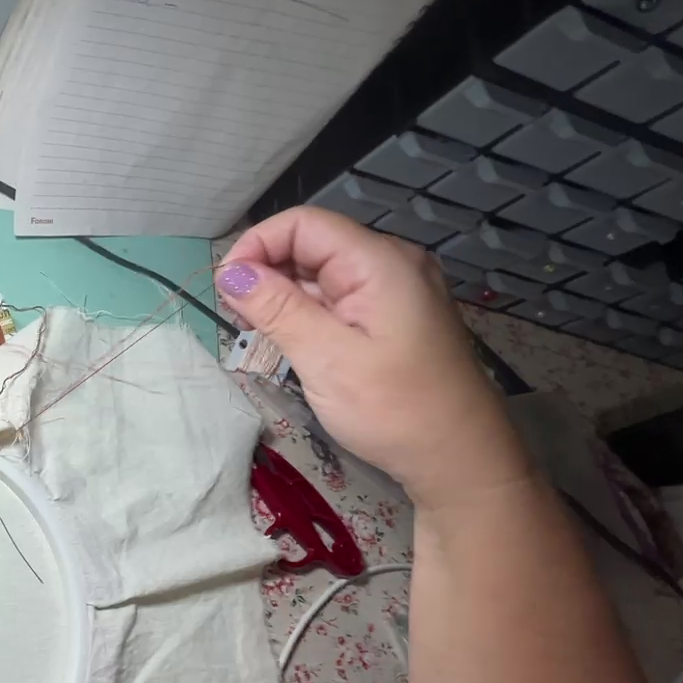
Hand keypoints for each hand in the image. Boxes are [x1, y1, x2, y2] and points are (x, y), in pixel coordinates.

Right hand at [218, 207, 530, 507]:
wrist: (458, 458)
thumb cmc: (394, 408)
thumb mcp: (325, 358)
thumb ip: (276, 309)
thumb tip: (229, 273)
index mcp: (379, 262)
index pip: (303, 224)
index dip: (256, 246)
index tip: (225, 290)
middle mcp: (387, 264)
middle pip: (309, 244)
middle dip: (263, 272)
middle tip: (237, 320)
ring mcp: (389, 290)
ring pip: (316, 273)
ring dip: (278, 295)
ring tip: (258, 334)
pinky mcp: (385, 316)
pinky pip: (331, 298)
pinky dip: (300, 311)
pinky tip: (287, 339)